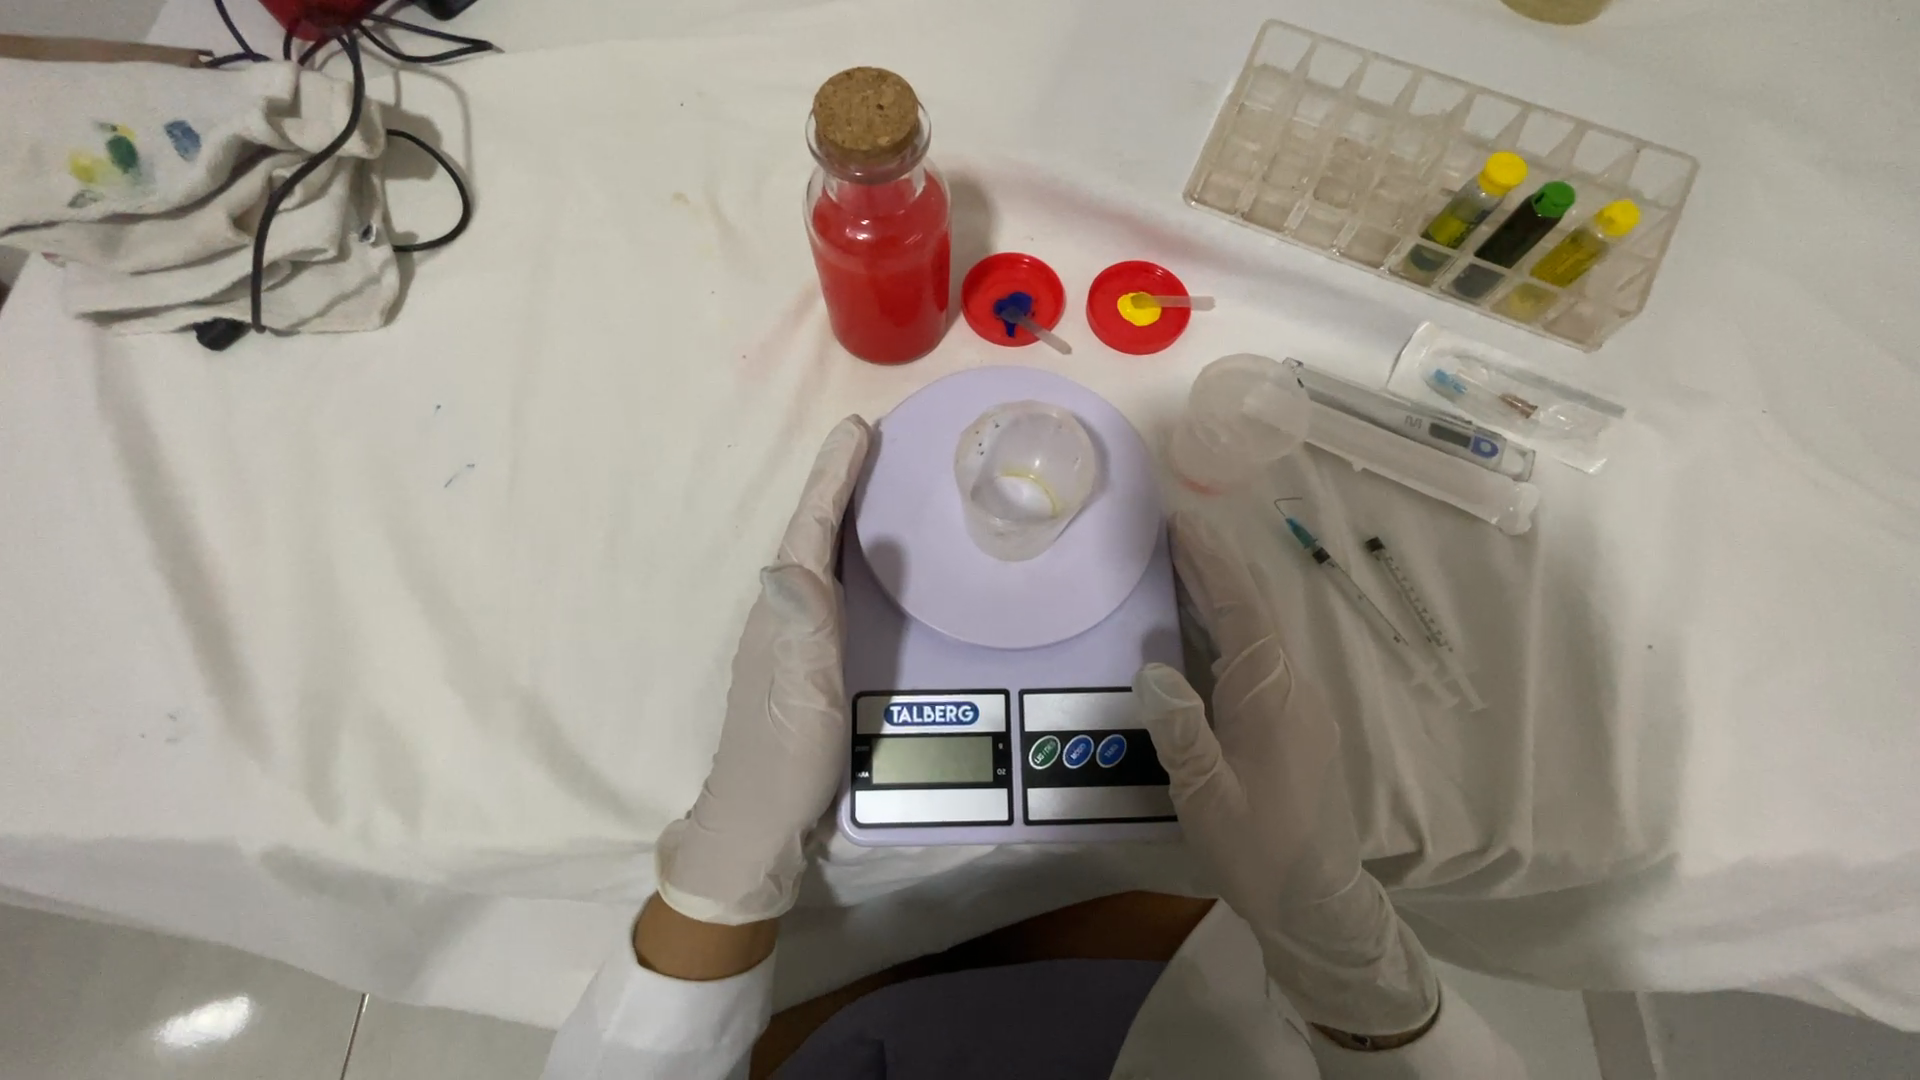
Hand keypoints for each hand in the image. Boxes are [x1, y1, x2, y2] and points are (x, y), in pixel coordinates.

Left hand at [654, 416, 871, 926]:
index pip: (809, 531)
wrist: (759, 818)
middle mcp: (783, 610)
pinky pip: (828, 579)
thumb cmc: (787, 759)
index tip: (856, 430)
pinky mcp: (805, 649)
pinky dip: (844, 548)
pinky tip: (861, 551)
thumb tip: (785, 563)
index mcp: (784, 612)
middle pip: (809, 529)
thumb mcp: (802, 698)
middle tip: (867, 438)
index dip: (832, 479)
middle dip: (836, 480)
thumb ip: (801, 633)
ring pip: (816, 552)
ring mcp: (791, 630)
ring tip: (867, 475)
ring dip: (838, 508)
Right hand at [1135, 512, 1438, 1036]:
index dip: (1212, 565)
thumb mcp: (1208, 795)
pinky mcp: (1293, 720)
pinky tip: (1203, 626)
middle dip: (1216, 566)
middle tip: (1174, 529)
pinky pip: (1259, 654)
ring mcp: (1298, 703)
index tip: (1182, 524)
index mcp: (1273, 697)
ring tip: (1181, 563)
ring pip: (1258, 630)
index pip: (1242, 611)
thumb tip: (1153, 668)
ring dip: (1222, 592)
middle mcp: (1293, 688)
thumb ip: (1182, 729)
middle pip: (1254, 610)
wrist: (1315, 901)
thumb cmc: (1258, 847)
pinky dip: (1228, 625)